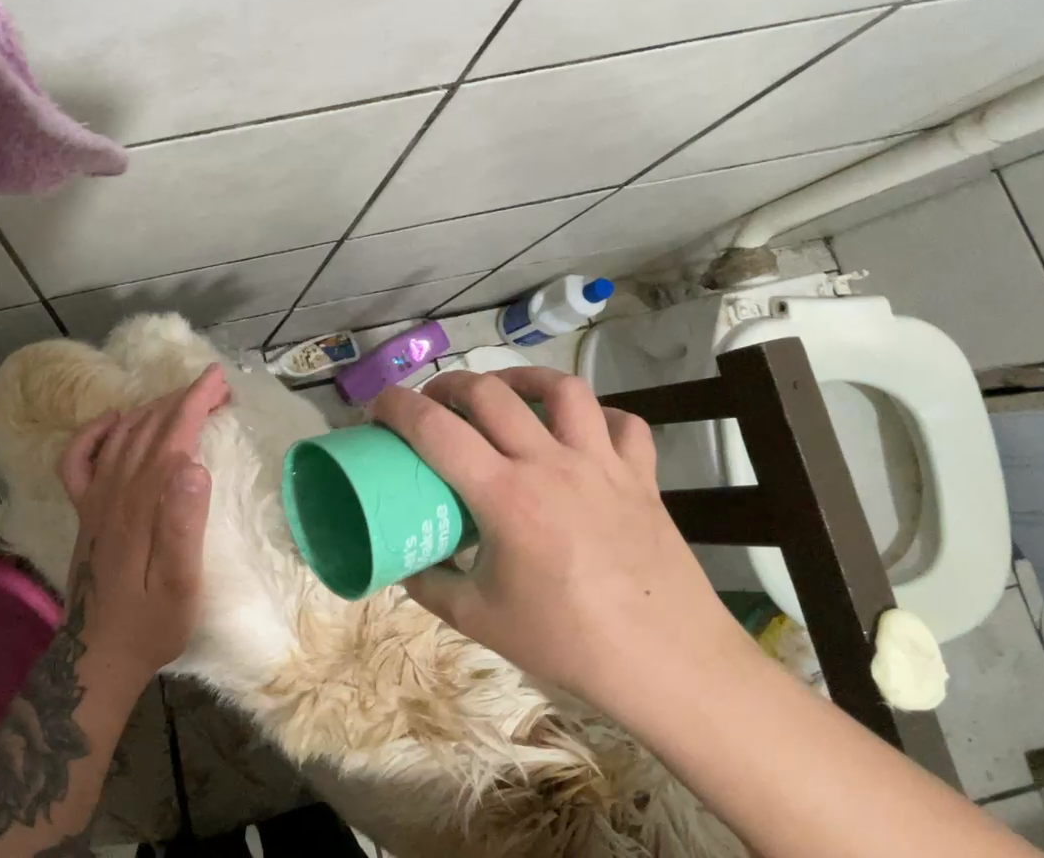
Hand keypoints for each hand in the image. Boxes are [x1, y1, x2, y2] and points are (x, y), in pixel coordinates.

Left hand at [56, 364, 229, 679]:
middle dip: (181, 399)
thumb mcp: (180, 585)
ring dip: (151, 409)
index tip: (220, 381)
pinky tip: (115, 423)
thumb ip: (185, 526)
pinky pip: (78, 459)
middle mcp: (114, 492)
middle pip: (148, 429)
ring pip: (121, 436)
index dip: (195, 403)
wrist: (98, 654)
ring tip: (181, 399)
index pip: (172, 437)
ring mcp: (93, 500)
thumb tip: (194, 466)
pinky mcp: (83, 512)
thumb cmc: (150, 624)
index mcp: (143, 505)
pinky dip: (94, 432)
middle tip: (214, 385)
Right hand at [372, 367, 756, 714]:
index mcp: (503, 495)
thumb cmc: (567, 641)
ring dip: (522, 380)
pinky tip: (580, 431)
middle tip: (432, 403)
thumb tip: (402, 564)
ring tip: (503, 394)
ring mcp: (601, 465)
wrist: (667, 662)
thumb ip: (430, 585)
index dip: (396, 407)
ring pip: (561, 389)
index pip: (434, 428)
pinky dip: (596, 417)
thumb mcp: (478, 619)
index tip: (377, 407)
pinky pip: (622, 424)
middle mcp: (550, 464)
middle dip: (448, 385)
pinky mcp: (641, 478)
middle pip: (489, 393)